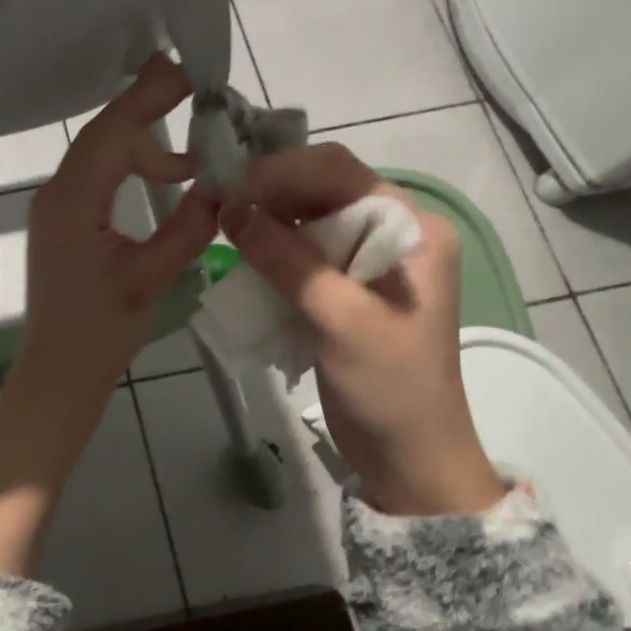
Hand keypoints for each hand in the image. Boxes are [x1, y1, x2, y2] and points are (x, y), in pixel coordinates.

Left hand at [15, 53, 220, 414]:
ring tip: (193, 143)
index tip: (188, 73)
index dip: (148, 99)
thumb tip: (223, 185)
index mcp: (72, 202)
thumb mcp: (149, 279)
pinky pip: (97, 176)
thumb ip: (188, 227)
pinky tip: (166, 175)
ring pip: (99, 153)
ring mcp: (56, 207)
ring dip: (143, 140)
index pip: (111, 134)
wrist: (57, 372)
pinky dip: (131, 165)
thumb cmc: (99, 333)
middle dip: (145, 105)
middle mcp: (56, 194)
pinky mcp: (64, 221)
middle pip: (102, 135)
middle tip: (191, 82)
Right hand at [221, 146, 505, 515]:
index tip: (229, 188)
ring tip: (220, 226)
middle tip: (217, 204)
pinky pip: (301, 251)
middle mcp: (394, 232)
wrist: (409, 458)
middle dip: (270, 192)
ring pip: (307, 218)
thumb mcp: (340, 319)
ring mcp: (369, 260)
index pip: (341, 172)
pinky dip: (270, 250)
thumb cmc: (390, 387)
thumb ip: (288, 260)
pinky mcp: (345, 287)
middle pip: (323, 189)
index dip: (282, 172)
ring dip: (266, 220)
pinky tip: (241, 257)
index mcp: (414, 228)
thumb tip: (232, 208)